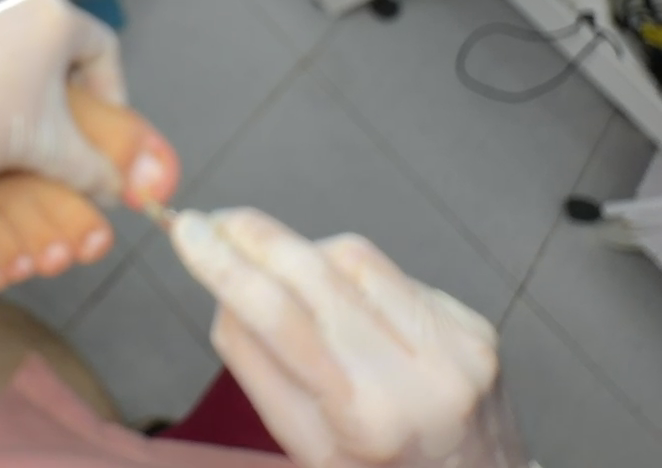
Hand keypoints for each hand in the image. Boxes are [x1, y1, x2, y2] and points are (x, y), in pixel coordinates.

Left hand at [0, 0, 151, 203]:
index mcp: (55, 15)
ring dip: (23, 87)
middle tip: (56, 139)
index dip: (110, 98)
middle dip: (63, 99)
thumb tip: (113, 186)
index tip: (98, 138)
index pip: (104, 49)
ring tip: (11, 130)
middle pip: (60, 47)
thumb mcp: (41, 146)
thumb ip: (90, 167)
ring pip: (18, 45)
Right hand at [173, 209, 522, 467]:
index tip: (186, 229)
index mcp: (366, 421)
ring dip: (305, 255)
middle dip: (254, 235)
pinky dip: (351, 275)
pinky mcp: (475, 324)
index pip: (279, 318)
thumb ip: (252, 356)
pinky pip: (387, 271)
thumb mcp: (298, 440)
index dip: (225, 264)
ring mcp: (458, 347)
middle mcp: (422, 379)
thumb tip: (221, 273)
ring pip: (349, 256)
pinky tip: (354, 308)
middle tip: (216, 222)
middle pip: (315, 271)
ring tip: (299, 288)